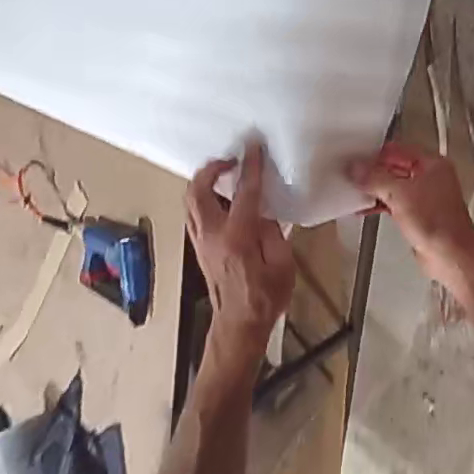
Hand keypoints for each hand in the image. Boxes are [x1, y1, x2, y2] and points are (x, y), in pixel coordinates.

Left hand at [186, 140, 295, 348]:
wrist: (239, 325)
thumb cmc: (265, 298)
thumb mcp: (282, 264)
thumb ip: (272, 231)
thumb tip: (263, 211)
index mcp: (236, 237)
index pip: (243, 192)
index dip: (250, 167)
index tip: (253, 147)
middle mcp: (212, 235)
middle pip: (198, 190)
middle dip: (211, 168)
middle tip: (230, 159)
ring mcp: (201, 241)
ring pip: (190, 200)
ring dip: (203, 181)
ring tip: (223, 174)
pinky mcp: (199, 247)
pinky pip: (194, 212)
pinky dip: (203, 197)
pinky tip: (220, 197)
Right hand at [347, 142, 473, 287]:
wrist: (451, 257)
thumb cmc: (440, 224)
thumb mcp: (398, 193)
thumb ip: (374, 178)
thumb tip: (357, 168)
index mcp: (433, 164)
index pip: (397, 150)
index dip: (376, 154)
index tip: (357, 160)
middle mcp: (431, 178)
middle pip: (395, 167)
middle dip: (373, 172)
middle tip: (354, 175)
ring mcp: (425, 197)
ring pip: (394, 187)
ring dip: (375, 189)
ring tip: (356, 190)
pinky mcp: (419, 216)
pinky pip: (395, 203)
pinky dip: (380, 204)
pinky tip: (365, 208)